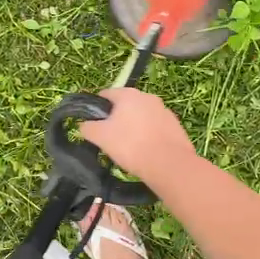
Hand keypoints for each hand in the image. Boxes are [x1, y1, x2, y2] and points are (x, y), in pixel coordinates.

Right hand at [78, 87, 200, 185]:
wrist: (168, 164)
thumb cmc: (130, 145)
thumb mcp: (100, 137)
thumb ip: (87, 127)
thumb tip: (84, 125)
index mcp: (128, 94)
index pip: (105, 94)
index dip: (96, 109)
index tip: (93, 125)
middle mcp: (147, 96)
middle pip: (125, 105)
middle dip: (116, 119)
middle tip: (110, 139)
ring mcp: (163, 110)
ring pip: (141, 116)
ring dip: (133, 127)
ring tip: (129, 148)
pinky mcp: (175, 125)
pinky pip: (155, 127)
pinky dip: (148, 136)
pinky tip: (145, 152)